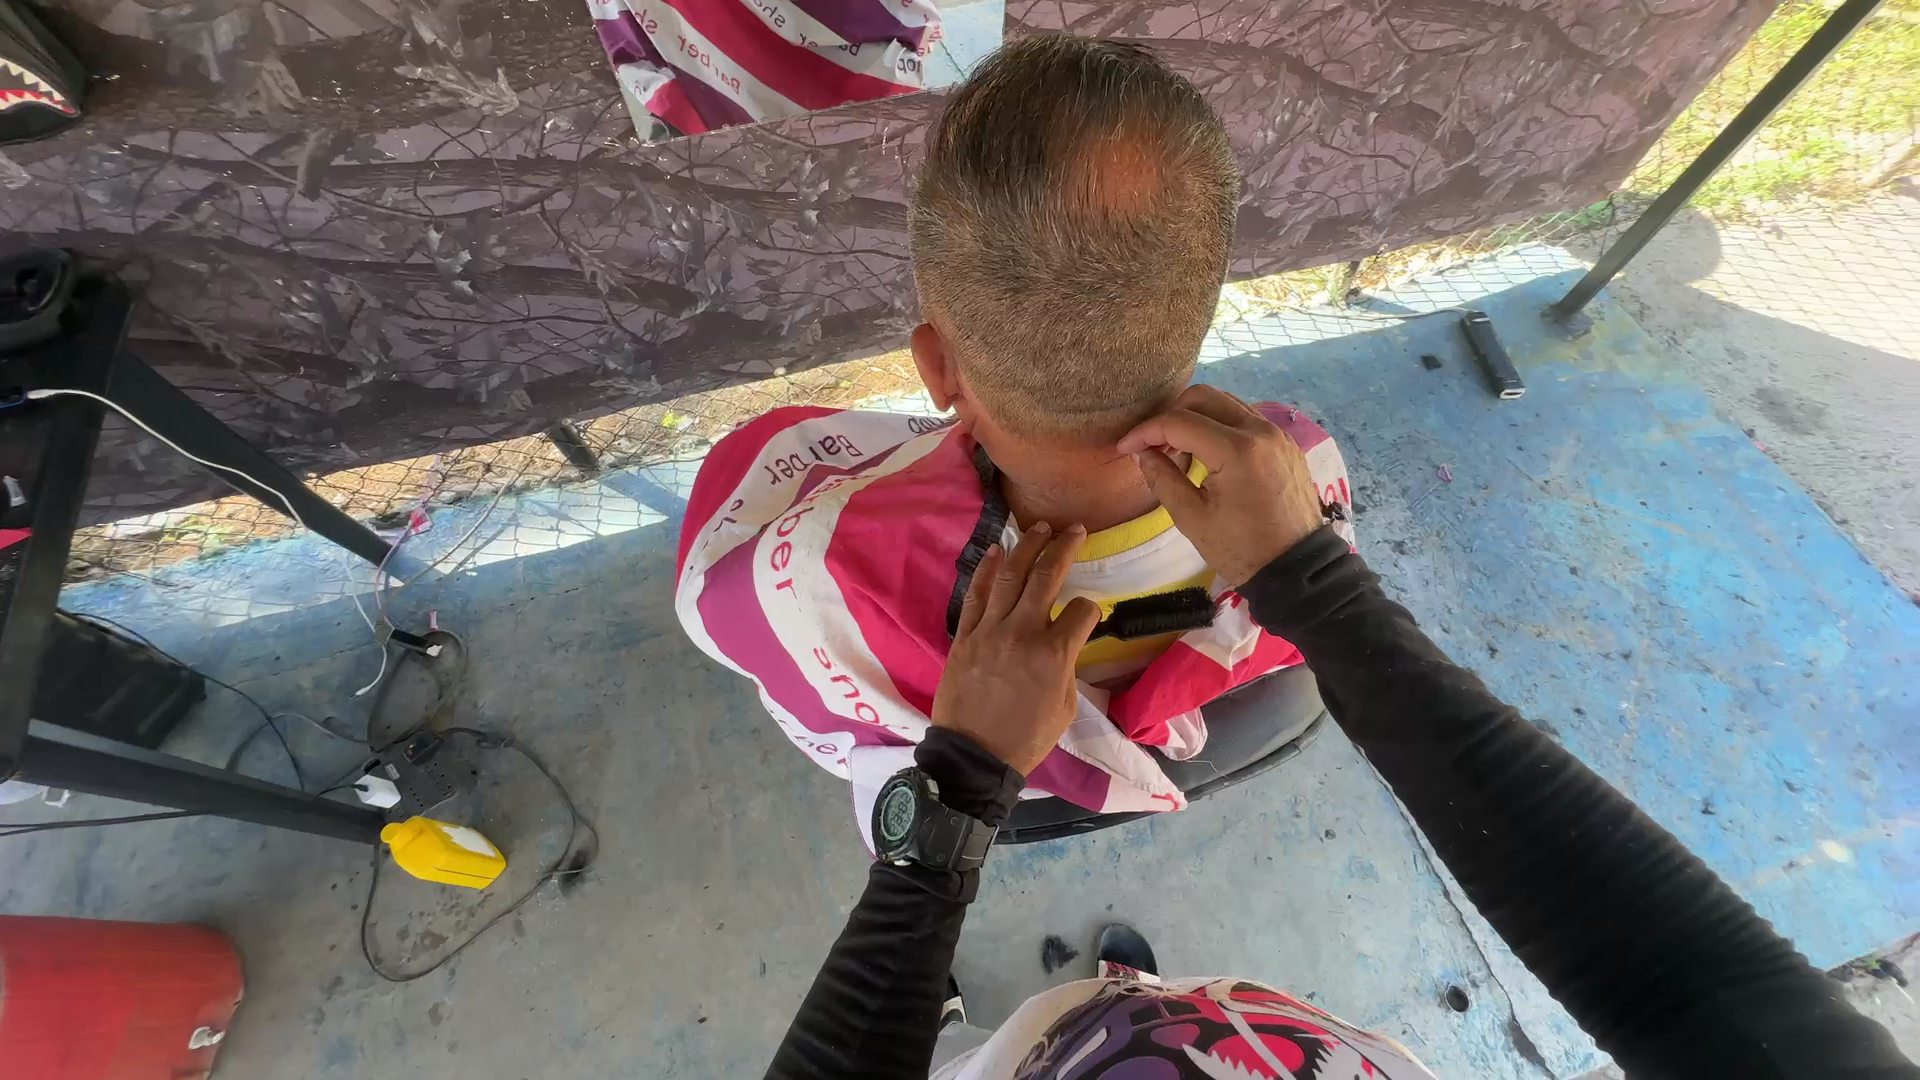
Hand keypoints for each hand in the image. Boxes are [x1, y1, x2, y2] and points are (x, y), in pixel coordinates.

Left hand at [932, 522, 1101, 774]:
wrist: (973, 755)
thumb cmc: (1026, 738)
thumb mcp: (1065, 708)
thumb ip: (1068, 668)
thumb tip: (1064, 647)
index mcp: (1055, 654)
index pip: (1084, 611)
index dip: (1093, 609)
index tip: (1090, 614)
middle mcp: (1023, 632)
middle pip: (1046, 576)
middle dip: (1063, 548)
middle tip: (1074, 529)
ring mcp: (990, 630)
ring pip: (1010, 576)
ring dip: (1026, 547)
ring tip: (1038, 527)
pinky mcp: (965, 635)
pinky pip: (976, 595)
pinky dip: (986, 570)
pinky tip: (997, 551)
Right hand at [1117, 384, 1325, 586]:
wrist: (1297, 568)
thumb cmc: (1240, 549)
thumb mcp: (1191, 518)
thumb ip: (1162, 478)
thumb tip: (1142, 453)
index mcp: (1236, 450)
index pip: (1178, 422)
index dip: (1144, 432)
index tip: (1125, 448)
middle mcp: (1259, 430)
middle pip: (1202, 397)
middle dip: (1169, 415)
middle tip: (1152, 445)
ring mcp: (1276, 433)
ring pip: (1224, 402)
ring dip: (1194, 417)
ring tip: (1176, 448)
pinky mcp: (1284, 442)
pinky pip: (1243, 417)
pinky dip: (1217, 425)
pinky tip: (1206, 453)